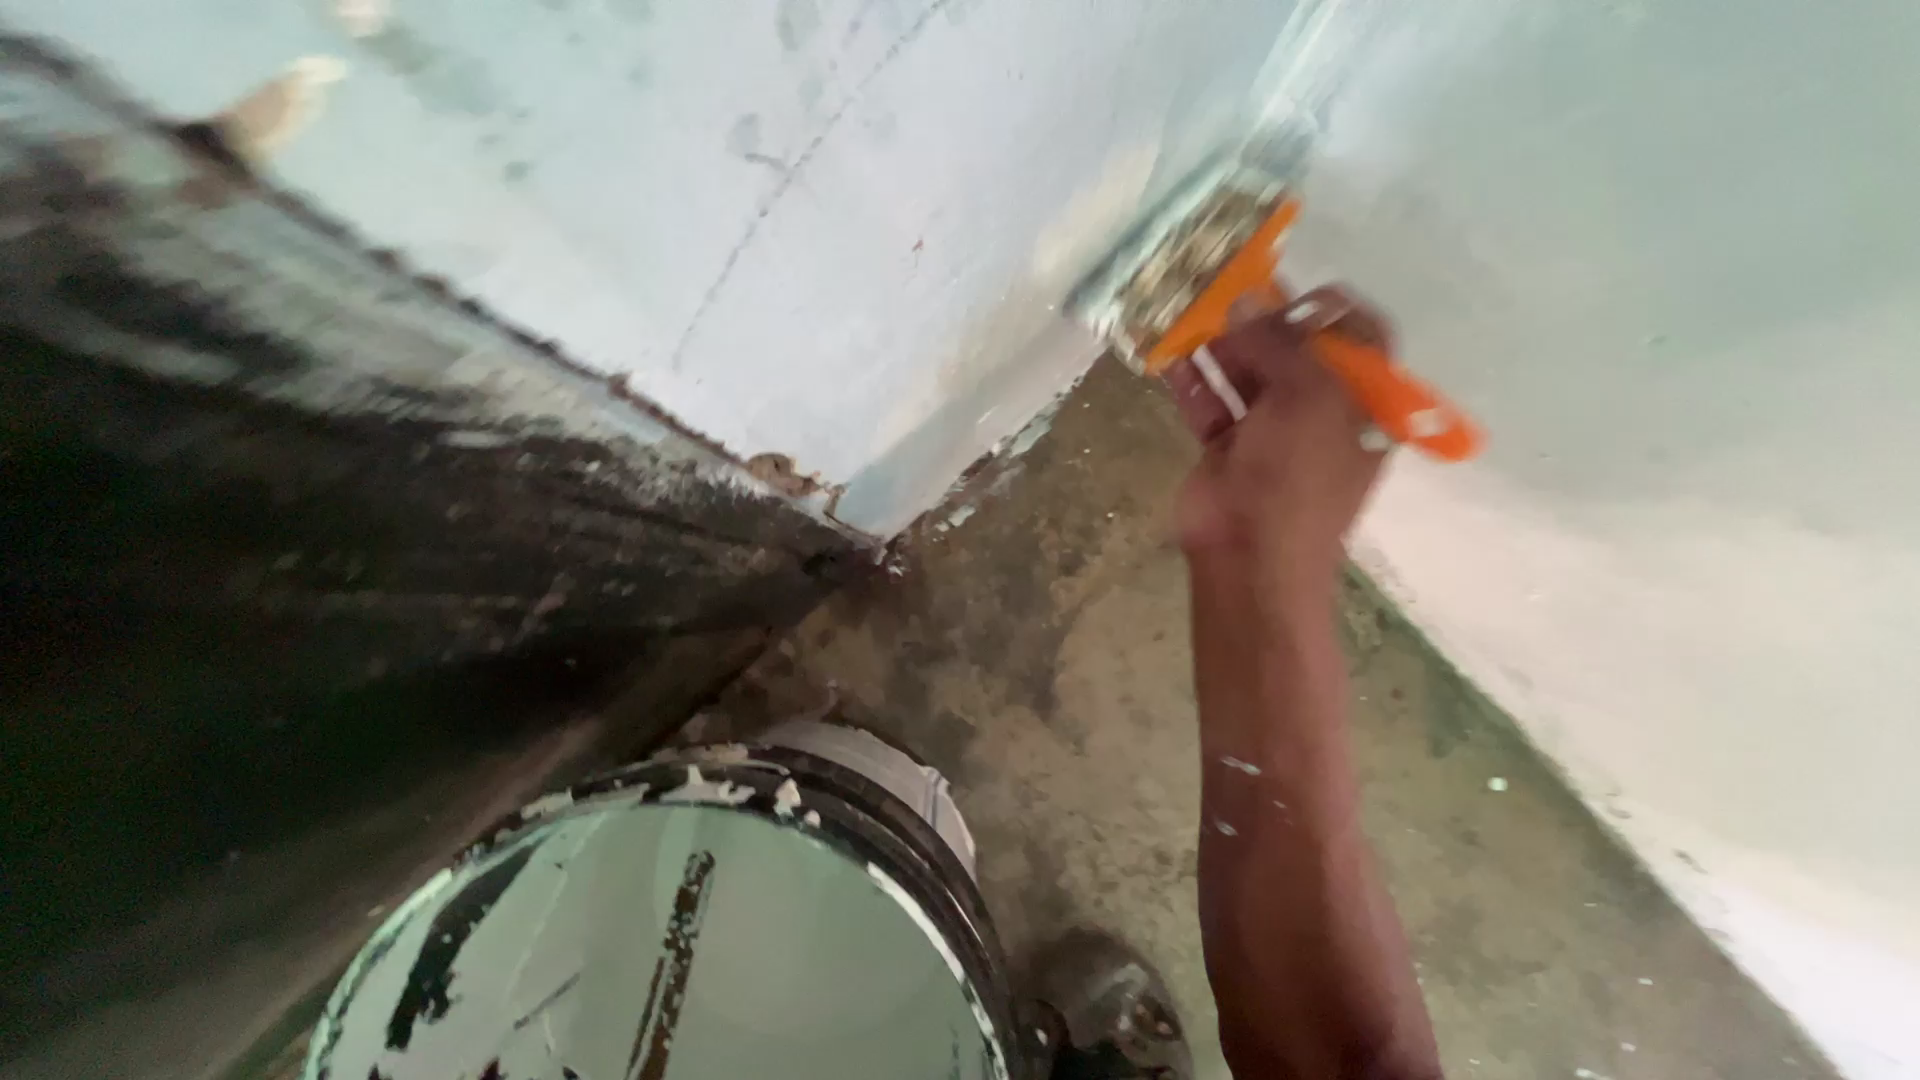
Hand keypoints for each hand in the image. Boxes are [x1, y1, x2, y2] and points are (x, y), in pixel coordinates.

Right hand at [1168, 286, 1390, 579]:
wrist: (1251, 555)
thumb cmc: (1298, 475)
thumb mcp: (1308, 397)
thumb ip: (1279, 344)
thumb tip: (1243, 302)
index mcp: (1361, 401)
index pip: (1358, 337)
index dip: (1327, 309)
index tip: (1287, 292)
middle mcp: (1320, 411)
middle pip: (1295, 350)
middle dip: (1261, 321)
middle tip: (1224, 294)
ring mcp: (1271, 431)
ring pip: (1247, 374)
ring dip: (1221, 346)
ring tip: (1190, 316)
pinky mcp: (1227, 447)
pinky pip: (1210, 404)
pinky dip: (1192, 382)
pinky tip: (1170, 358)